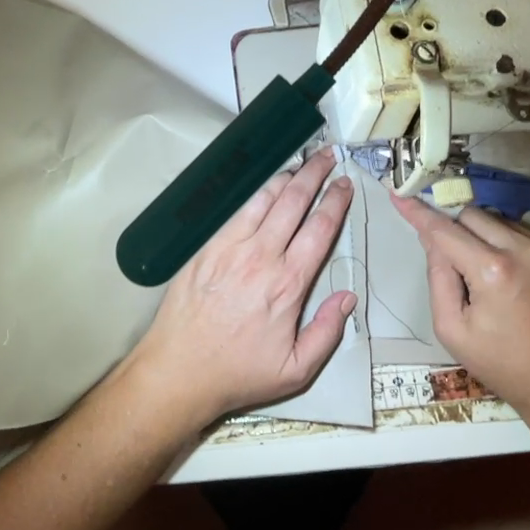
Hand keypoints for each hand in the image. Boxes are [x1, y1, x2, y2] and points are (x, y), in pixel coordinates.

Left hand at [119, 149, 357, 427]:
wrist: (180, 369)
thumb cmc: (239, 373)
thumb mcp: (296, 370)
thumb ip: (328, 332)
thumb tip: (349, 297)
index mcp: (288, 284)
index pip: (320, 230)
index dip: (335, 202)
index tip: (345, 184)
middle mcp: (261, 257)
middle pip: (293, 203)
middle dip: (314, 175)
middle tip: (328, 157)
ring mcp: (230, 248)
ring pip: (263, 200)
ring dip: (285, 177)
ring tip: (300, 164)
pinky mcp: (206, 248)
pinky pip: (234, 211)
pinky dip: (253, 193)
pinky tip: (263, 187)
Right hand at [390, 193, 529, 428]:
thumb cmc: (505, 367)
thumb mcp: (453, 330)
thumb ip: (438, 278)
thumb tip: (432, 240)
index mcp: (493, 270)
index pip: (445, 229)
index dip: (419, 212)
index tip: (401, 194)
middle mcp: (527, 251)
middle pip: (475, 215)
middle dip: (456, 226)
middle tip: (450, 250)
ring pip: (507, 224)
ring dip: (489, 238)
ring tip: (490, 274)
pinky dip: (519, 253)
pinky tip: (522, 285)